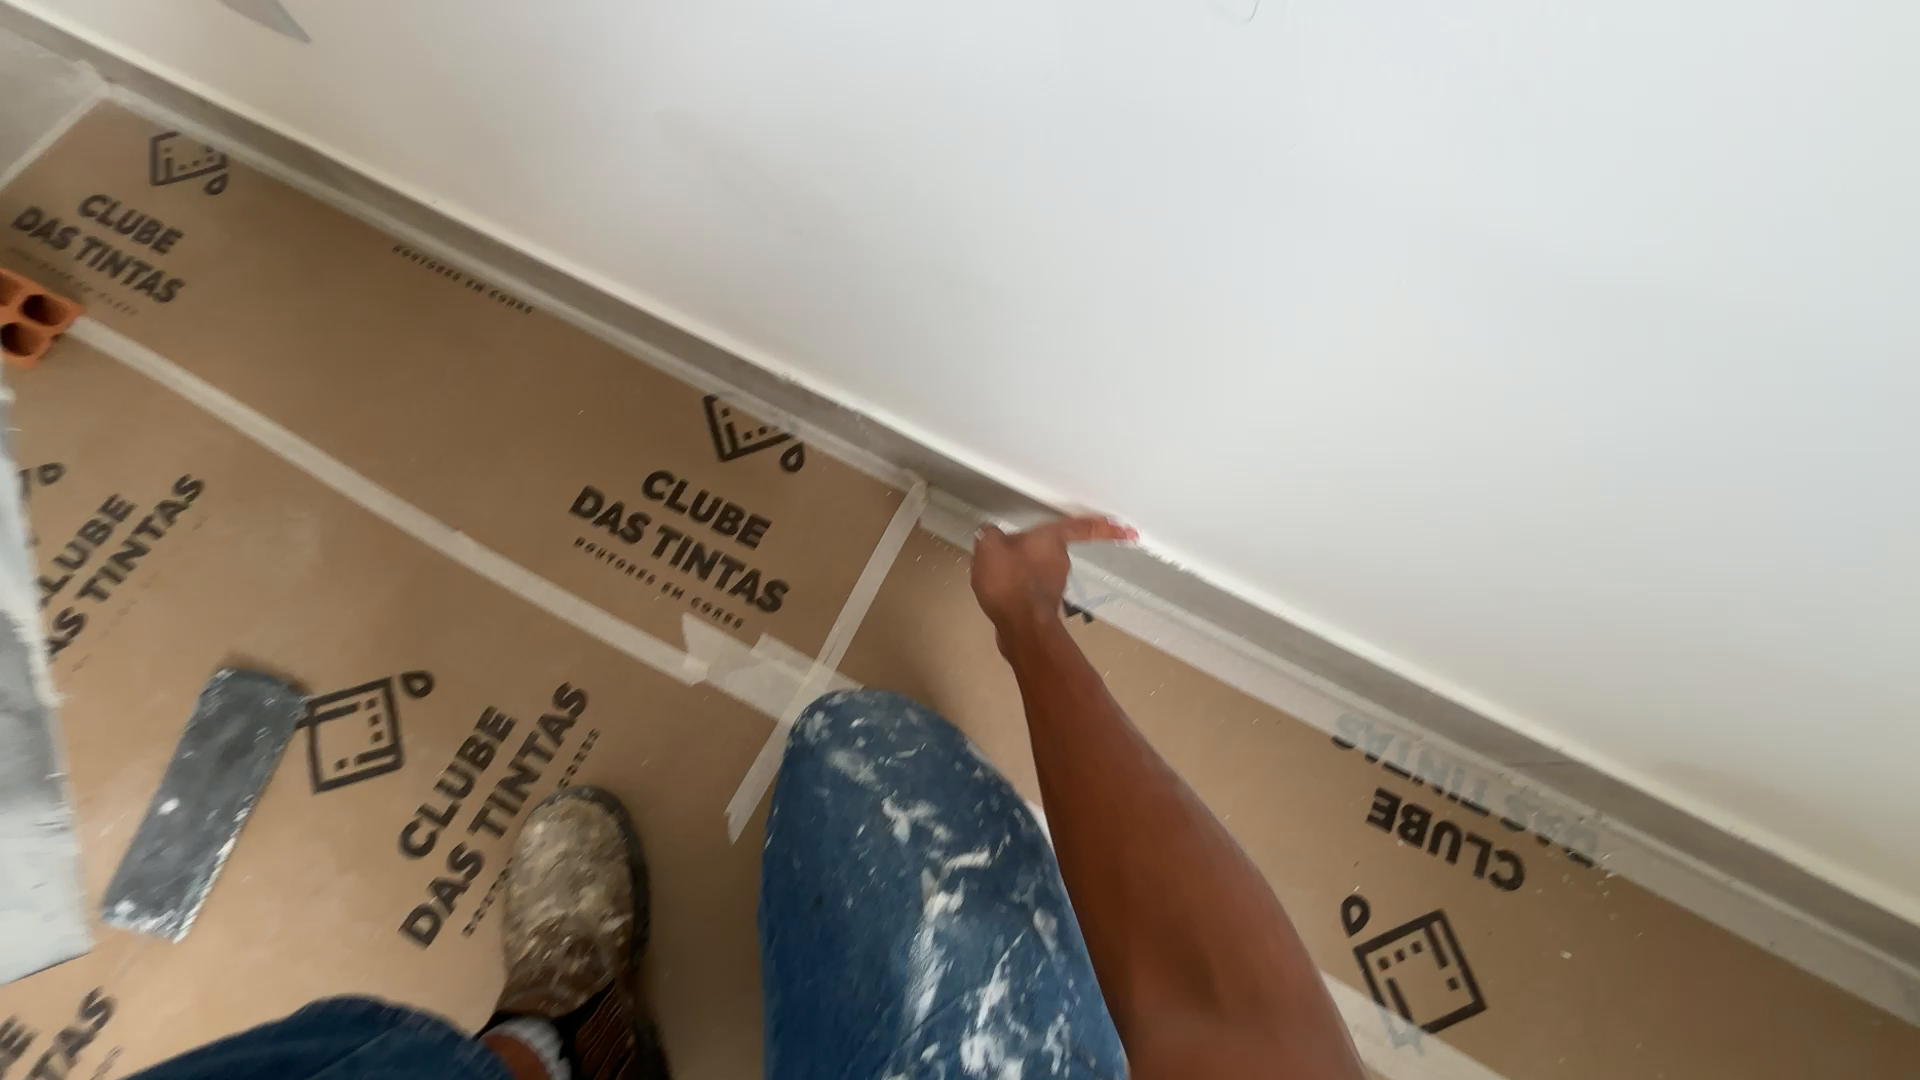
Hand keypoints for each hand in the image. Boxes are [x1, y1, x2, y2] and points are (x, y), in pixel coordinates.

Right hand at [971, 516, 1136, 646]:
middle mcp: (1060, 560)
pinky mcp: (1044, 604)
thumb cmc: (1010, 579)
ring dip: (1023, 570)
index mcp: (1053, 539)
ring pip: (1039, 569)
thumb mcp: (989, 546)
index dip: (1107, 526)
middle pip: (1050, 547)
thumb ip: (990, 535)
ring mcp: (1055, 584)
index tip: (1131, 531)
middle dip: (1033, 549)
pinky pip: (1030, 588)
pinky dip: (1018, 588)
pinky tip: (1001, 592)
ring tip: (997, 574)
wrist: (1019, 625)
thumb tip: (992, 535)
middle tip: (1009, 550)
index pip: (1084, 527)